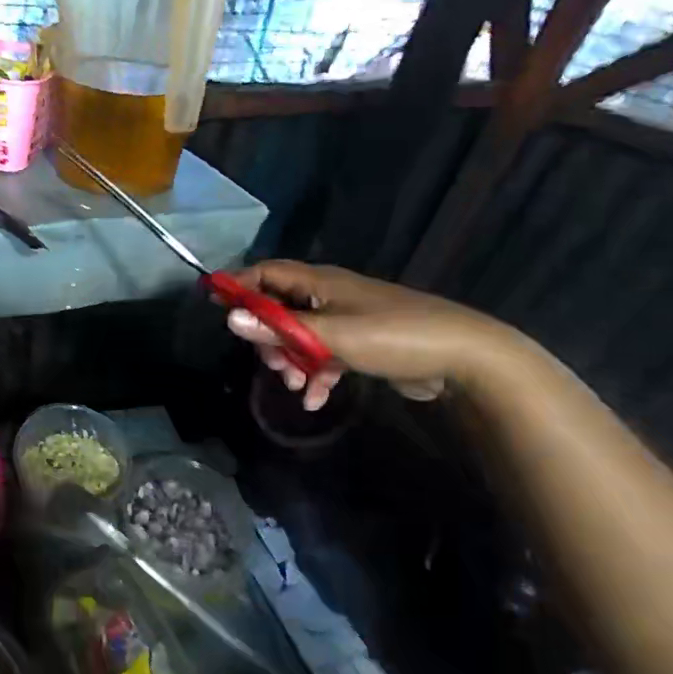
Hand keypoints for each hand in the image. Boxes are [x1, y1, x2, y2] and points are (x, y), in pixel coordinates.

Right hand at [225, 260, 512, 410]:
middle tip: (272, 364)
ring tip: (296, 386)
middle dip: (270, 338)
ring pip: (303, 337)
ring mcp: (349, 320)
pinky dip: (318, 375)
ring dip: (294, 362)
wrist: (459, 355)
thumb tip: (230, 318)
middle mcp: (332, 296)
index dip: (239, 284)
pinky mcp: (363, 344)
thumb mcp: (332, 336)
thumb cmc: (392, 336)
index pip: (269, 273)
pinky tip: (316, 400)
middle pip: (282, 309)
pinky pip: (327, 356)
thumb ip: (281, 330)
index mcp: (322, 283)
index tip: (213, 302)